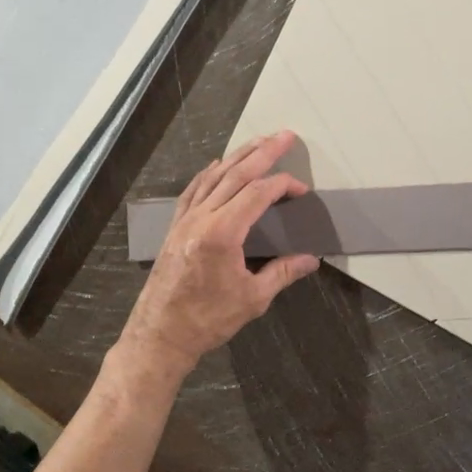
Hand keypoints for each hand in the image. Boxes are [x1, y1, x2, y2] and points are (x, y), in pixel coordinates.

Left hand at [116, 131, 320, 385]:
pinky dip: (210, 174)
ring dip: (238, 157)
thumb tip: (311, 259)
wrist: (160, 335)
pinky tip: (218, 166)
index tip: (301, 190)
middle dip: (263, 152)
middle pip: (236, 174)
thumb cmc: (208, 320)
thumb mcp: (253, 298)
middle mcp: (201, 218)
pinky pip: (193, 190)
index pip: (258, 194)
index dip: (282, 185)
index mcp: (222, 233)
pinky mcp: (174, 227)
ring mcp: (184, 220)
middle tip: (285, 135)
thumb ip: (282, 272)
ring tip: (258, 142)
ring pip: (213, 177)